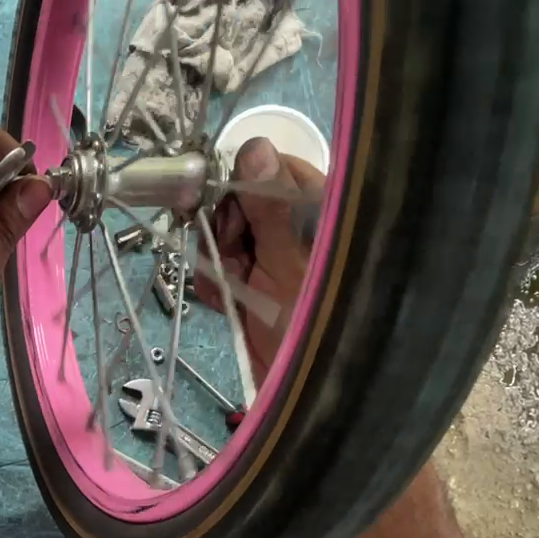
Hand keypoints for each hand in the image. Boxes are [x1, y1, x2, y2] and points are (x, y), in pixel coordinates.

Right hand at [197, 137, 325, 371]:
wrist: (305, 389)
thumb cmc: (311, 323)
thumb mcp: (288, 260)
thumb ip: (269, 206)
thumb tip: (253, 148)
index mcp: (321, 210)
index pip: (272, 169)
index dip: (242, 189)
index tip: (231, 218)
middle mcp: (298, 228)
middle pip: (241, 205)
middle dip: (226, 233)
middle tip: (236, 263)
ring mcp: (275, 259)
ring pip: (224, 239)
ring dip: (218, 266)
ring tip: (233, 293)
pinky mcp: (255, 287)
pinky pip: (220, 271)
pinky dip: (217, 287)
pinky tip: (226, 304)